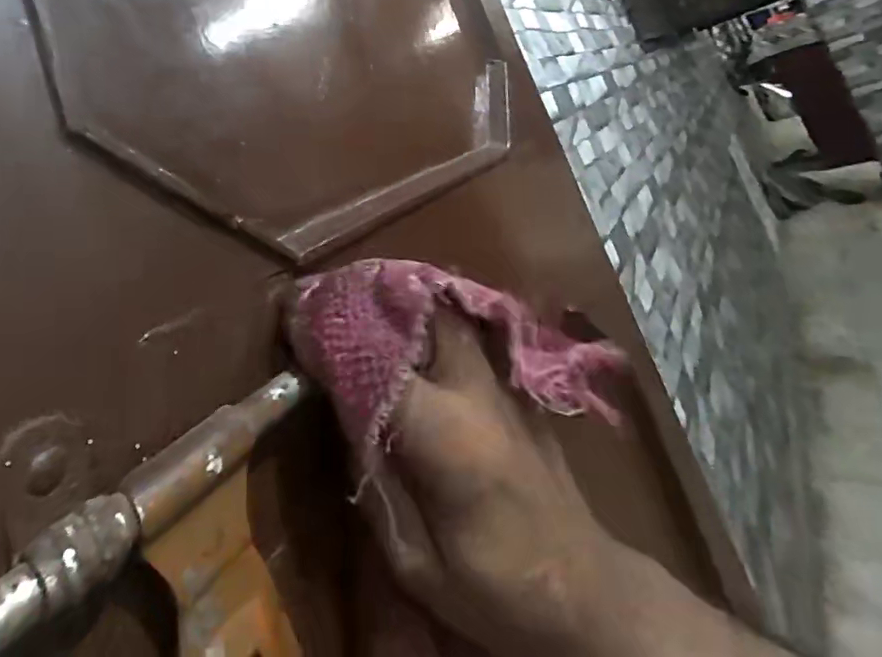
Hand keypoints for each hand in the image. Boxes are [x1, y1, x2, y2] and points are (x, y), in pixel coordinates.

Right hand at [353, 316, 787, 656]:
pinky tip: (417, 317)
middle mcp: (478, 393)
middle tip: (335, 293)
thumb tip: (342, 418)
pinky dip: (440, 313)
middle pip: (425, 314)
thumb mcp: (417, 562)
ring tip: (369, 293)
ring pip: (455, 313)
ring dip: (409, 295)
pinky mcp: (522, 386)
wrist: (586, 588)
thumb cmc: (495, 587)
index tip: (296, 314)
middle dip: (376, 294)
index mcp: (447, 438)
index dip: (332, 336)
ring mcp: (508, 383)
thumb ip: (376, 484)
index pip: (377, 366)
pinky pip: (476, 331)